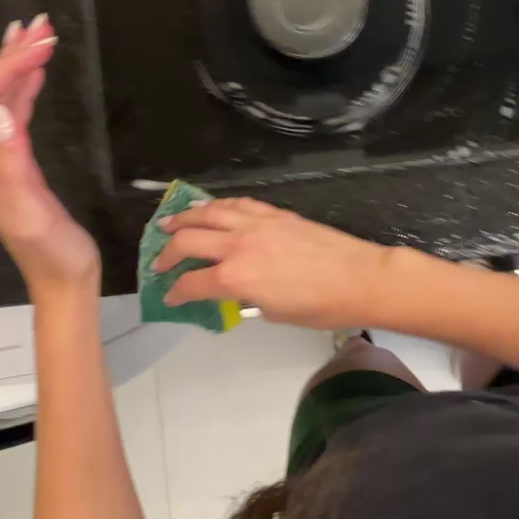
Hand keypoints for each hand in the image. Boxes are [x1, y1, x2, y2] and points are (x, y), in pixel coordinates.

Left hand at [0, 14, 100, 294]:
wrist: (62, 278)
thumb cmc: (51, 250)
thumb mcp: (32, 210)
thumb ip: (12, 161)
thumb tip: (4, 109)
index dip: (8, 65)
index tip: (42, 42)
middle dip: (11, 54)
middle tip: (42, 23)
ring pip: (0, 98)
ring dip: (18, 65)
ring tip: (40, 34)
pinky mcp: (14, 163)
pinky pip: (14, 114)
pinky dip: (24, 88)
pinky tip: (36, 71)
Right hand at [153, 199, 400, 329]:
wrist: (358, 279)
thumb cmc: (320, 306)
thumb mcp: (274, 313)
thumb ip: (247, 300)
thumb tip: (236, 294)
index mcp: (235, 279)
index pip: (192, 284)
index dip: (175, 293)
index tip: (170, 298)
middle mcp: (238, 246)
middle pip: (188, 241)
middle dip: (167, 253)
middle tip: (160, 262)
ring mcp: (256, 225)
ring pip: (208, 213)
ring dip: (183, 218)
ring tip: (168, 223)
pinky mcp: (275, 214)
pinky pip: (237, 204)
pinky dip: (217, 205)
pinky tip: (209, 208)